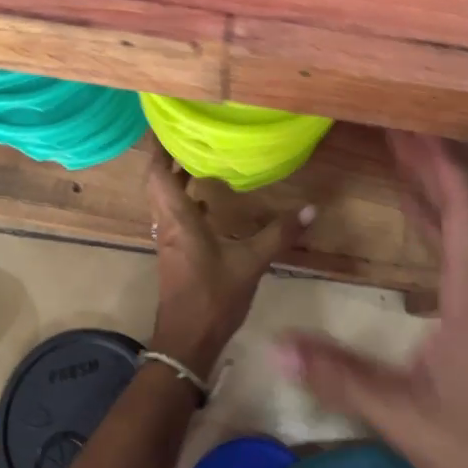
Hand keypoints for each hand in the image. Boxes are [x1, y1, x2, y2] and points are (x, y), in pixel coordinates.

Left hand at [147, 147, 313, 376]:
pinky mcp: (173, 255)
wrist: (186, 343)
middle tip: (189, 136)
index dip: (159, 147)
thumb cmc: (212, 298)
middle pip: (156, 182)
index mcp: (179, 218)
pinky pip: (172, 216)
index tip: (169, 124)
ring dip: (175, 179)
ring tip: (199, 161)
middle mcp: (167, 224)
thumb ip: (278, 234)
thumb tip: (311, 208)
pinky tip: (207, 203)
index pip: (157, 173)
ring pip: (163, 199)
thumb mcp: (251, 263)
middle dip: (168, 157)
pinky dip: (183, 202)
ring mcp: (168, 240)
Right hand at [275, 132, 467, 467]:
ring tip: (399, 154)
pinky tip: (415, 216)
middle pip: (463, 210)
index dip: (439, 165)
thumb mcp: (405, 418)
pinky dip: (436, 222)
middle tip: (391, 124)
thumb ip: (342, 379)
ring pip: (464, 230)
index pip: (462, 213)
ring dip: (433, 189)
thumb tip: (277, 347)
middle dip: (429, 164)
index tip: (411, 126)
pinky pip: (460, 252)